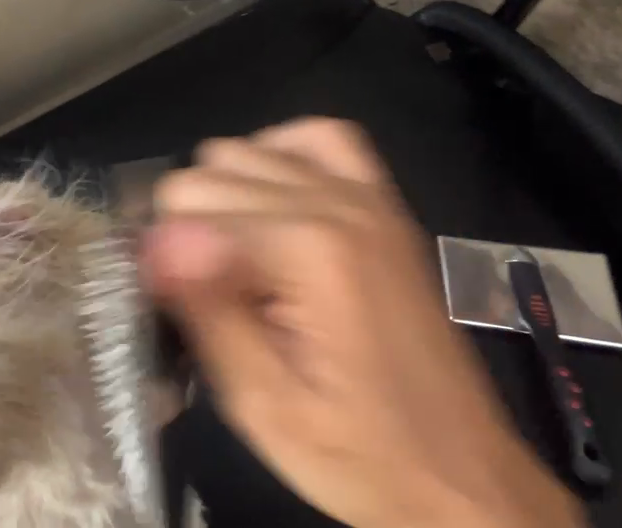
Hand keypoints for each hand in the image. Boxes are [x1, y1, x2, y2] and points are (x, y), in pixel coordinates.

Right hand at [141, 119, 585, 527]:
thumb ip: (206, 309)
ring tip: (237, 262)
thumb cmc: (358, 454)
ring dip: (222, 196)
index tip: (187, 315)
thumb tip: (155, 239)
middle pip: (203, 173)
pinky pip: (316, 136)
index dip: (168, 263)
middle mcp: (335, 203)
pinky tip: (270, 203)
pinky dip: (278, 155)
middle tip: (211, 298)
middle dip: (187, 229)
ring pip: (239, 149)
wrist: (466, 484)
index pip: (180, 209)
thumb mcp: (262, 402)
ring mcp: (363, 196)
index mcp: (306, 249)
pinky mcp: (381, 203)